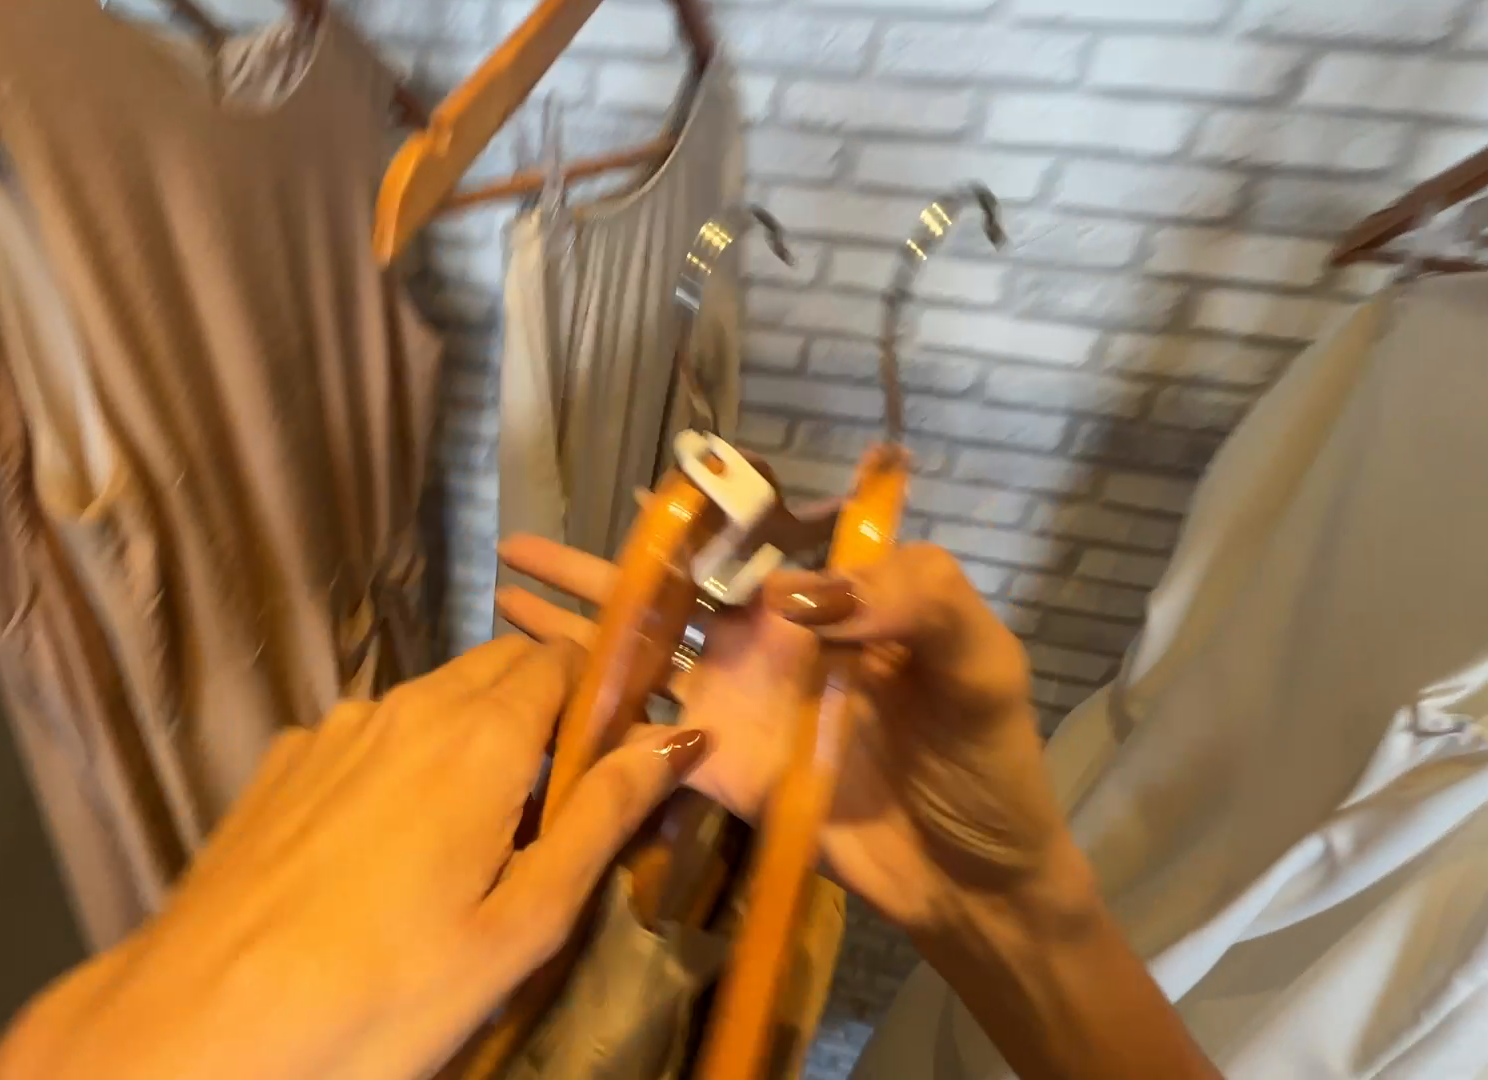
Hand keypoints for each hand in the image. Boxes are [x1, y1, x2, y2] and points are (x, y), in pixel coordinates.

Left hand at [0, 636, 710, 1079]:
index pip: (560, 658)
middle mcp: (410, 704)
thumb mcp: (522, 922)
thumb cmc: (384, 992)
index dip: (596, 685)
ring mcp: (339, 725)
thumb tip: (679, 739)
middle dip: (542, 699)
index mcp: (481, 734)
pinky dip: (407, 748)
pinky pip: (373, 727)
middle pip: (501, 663)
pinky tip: (383, 831)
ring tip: (472, 816)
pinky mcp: (287, 756)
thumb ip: (604, 815)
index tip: (610, 739)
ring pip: (436, 692)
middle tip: (552, 785)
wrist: (188, 1036)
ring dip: (475, 723)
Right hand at [497, 537, 1070, 937]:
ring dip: (572, 627)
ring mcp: (728, 701)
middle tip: (520, 543)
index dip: (697, 512)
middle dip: (596, 567)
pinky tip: (532, 694)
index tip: (648, 492)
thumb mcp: (978, 661)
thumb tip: (788, 589)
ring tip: (503, 596)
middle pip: (667, 590)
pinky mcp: (710, 761)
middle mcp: (761, 640)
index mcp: (820, 600)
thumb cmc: (983, 758)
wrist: (969, 877)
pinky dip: (589, 711)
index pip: (747, 537)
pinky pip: (641, 731)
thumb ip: (911, 597)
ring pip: (637, 652)